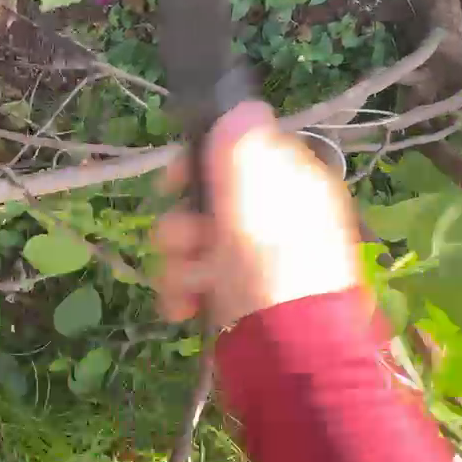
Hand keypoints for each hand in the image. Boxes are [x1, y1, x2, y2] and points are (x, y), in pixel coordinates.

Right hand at [152, 101, 363, 329]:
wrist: (286, 357)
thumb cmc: (271, 276)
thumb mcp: (255, 208)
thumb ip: (241, 155)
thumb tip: (240, 105)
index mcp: (286, 187)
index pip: (233, 153)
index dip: (197, 164)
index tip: (174, 181)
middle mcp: (267, 217)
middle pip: (201, 201)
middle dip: (182, 225)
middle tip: (188, 243)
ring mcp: (248, 257)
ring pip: (189, 241)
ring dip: (178, 264)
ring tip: (191, 287)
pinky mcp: (230, 290)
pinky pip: (190, 275)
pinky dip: (182, 289)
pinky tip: (187, 305)